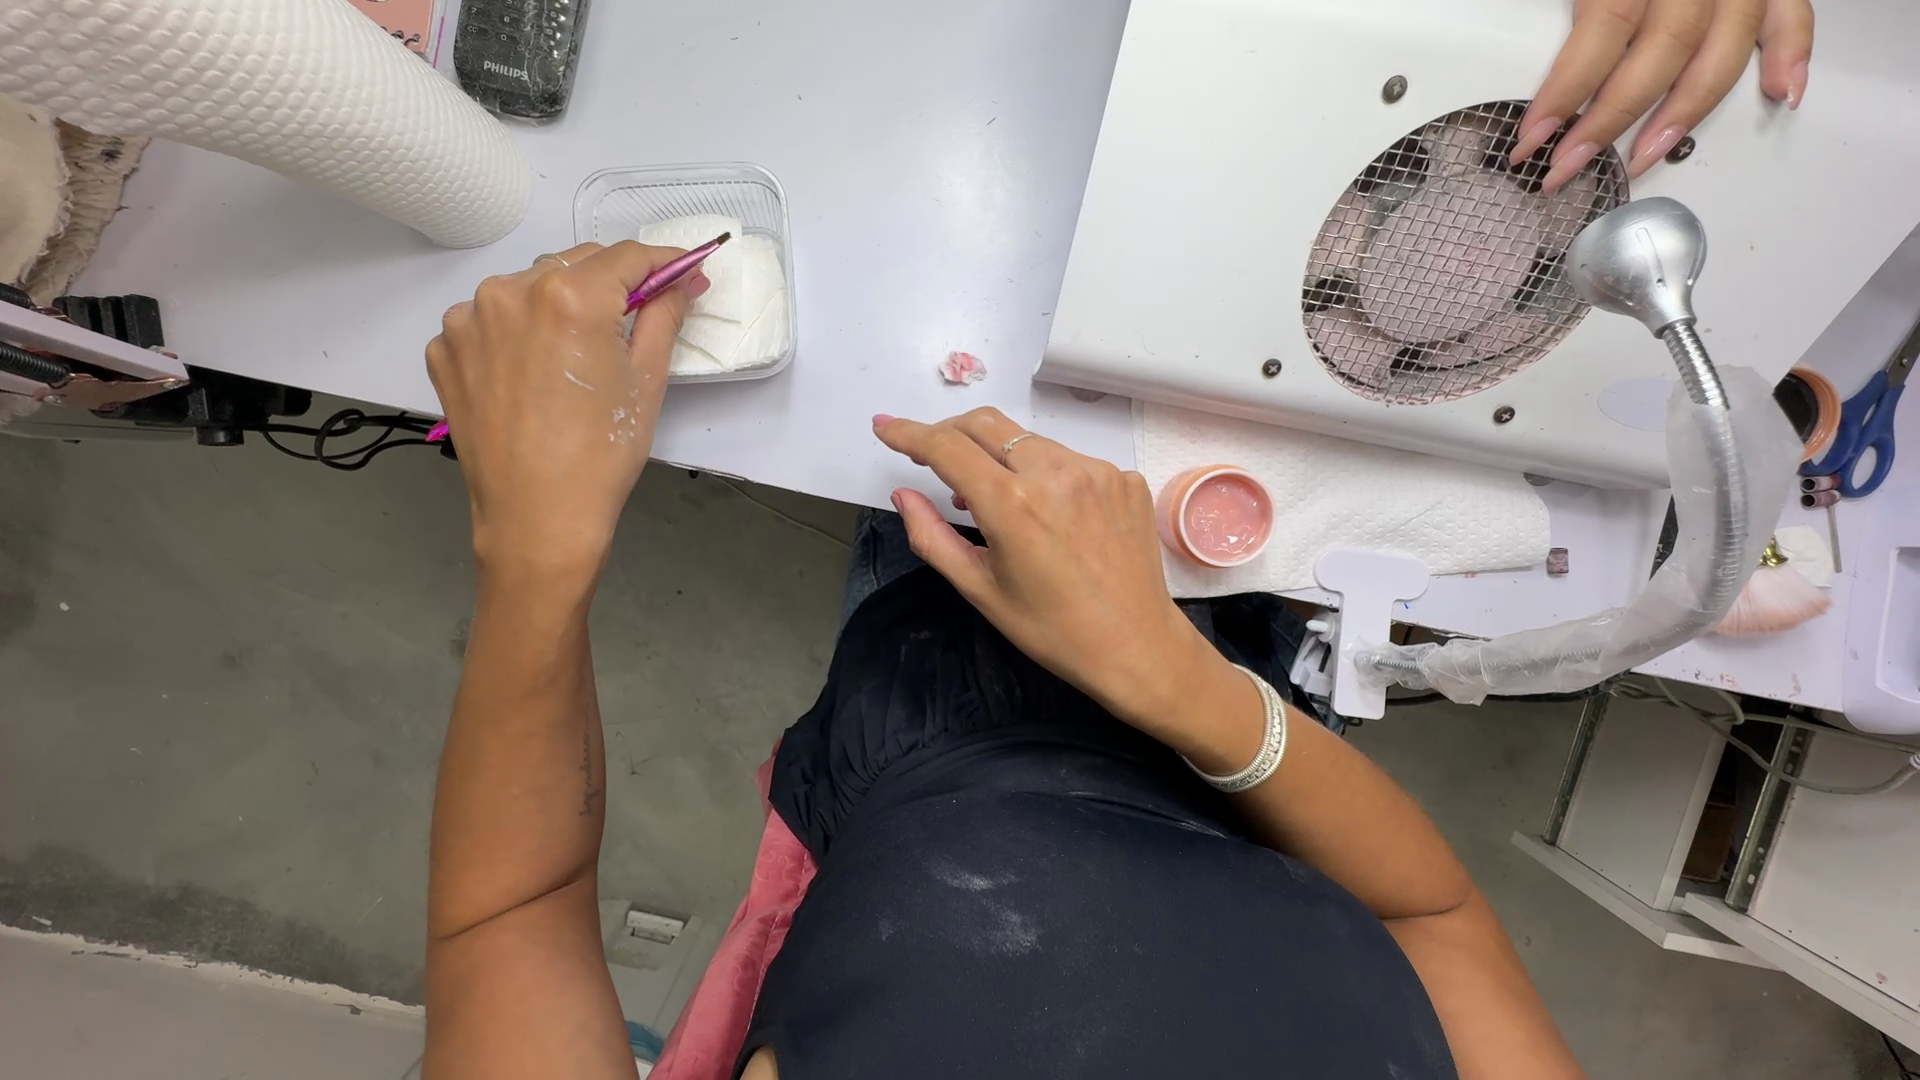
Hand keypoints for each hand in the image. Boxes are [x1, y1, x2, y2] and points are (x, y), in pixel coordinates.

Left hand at [426, 242, 706, 580]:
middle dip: (611, 285)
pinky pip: (491, 321)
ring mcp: (468, 319)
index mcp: (570, 297)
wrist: (538, 516)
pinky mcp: (445, 348)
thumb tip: (682, 281)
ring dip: (559, 306)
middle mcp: (510, 291)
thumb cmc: (603, 453)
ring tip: (576, 357)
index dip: (662, 262)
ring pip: (529, 289)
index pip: (626, 256)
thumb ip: (665, 316)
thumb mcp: (648, 382)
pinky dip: (519, 333)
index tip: (684, 271)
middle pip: (575, 266)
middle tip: (636, 322)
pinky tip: (535, 374)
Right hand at [873, 407, 1215, 728]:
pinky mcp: (1124, 478)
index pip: (947, 448)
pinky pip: (1070, 460)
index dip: (909, 434)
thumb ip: (933, 537)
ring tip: (996, 499)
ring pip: (1029, 441)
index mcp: (1014, 505)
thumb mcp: (981, 590)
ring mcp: (1097, 470)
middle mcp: (1056, 472)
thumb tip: (904, 494)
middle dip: (950, 432)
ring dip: (1001, 457)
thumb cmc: (1052, 630)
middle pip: (987, 424)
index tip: (885, 427)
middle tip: (932, 457)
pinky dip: (1046, 475)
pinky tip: (1050, 514)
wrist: (1137, 646)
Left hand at [1514, 0, 1813, 191]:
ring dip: (1685, 110)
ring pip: (1726, 42)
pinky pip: (1790, 8)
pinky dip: (1791, 51)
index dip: (1567, 92)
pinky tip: (1779, 94)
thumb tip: (1503, 49)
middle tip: (1566, 167)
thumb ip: (1536, 3)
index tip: (1530, 139)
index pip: (1605, 30)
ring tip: (1641, 158)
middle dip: (1612, 120)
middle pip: (1666, 48)